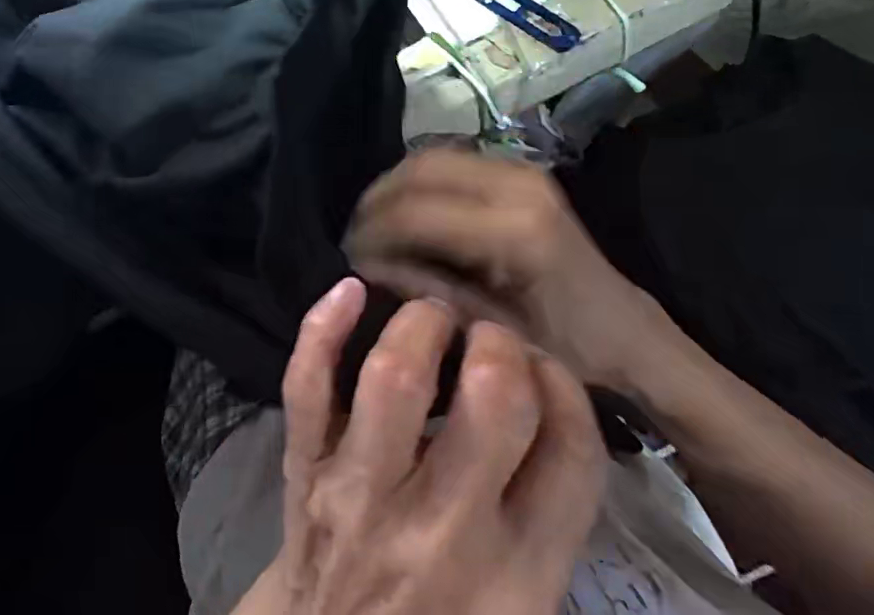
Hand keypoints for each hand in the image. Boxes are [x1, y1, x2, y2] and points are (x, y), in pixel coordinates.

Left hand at [235, 278, 603, 614]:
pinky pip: (307, 384)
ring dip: (423, 324)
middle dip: (500, 344)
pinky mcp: (302, 464)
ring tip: (434, 315)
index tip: (543, 369)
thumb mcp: (523, 603)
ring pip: (396, 377)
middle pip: (493, 397)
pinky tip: (352, 289)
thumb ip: (546, 511)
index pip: (571, 453)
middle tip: (488, 337)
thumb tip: (548, 389)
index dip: (566, 388)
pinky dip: (323, 327)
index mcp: (517, 571)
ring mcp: (360, 491)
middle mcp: (442, 527)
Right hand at [344, 149, 672, 391]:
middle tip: (353, 236)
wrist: (631, 335)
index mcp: (516, 232)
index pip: (417, 213)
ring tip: (371, 223)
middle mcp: (518, 186)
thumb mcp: (488, 332)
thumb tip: (362, 264)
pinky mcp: (520, 170)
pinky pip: (449, 159)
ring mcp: (521, 171)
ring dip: (392, 186)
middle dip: (376, 201)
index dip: (373, 232)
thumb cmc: (567, 349)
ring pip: (430, 157)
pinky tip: (403, 210)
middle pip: (419, 171)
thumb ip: (423, 289)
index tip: (347, 255)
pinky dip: (416, 180)